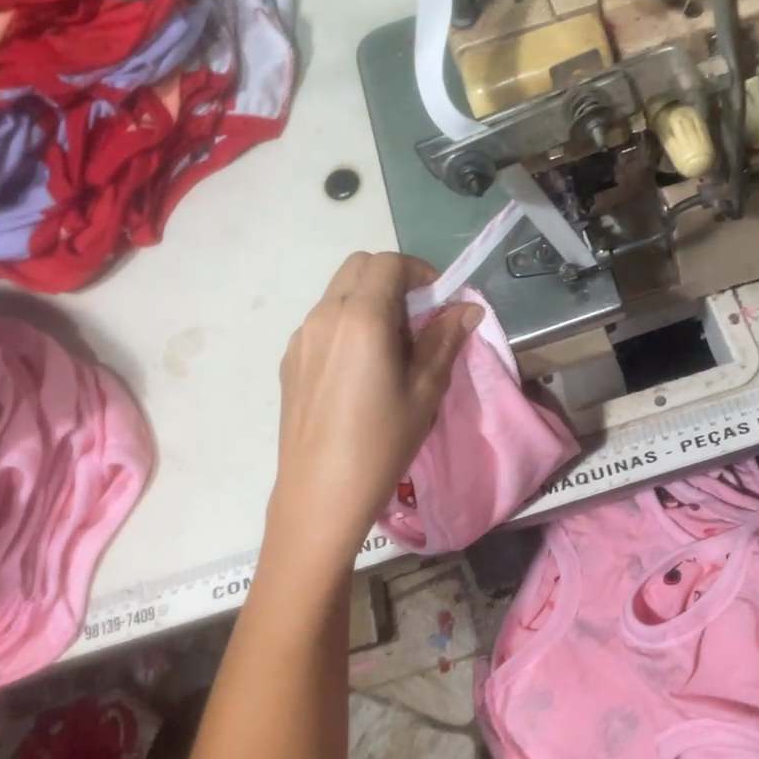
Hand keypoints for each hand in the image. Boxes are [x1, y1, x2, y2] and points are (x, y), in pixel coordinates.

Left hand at [269, 252, 478, 563]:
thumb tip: (468, 308)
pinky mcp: (290, 362)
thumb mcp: (425, 391)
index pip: (388, 264)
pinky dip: (349, 325)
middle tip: (419, 319)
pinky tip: (363, 372)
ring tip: (393, 350)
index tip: (439, 302)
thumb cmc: (381, 442)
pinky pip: (323, 323)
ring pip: (338, 294)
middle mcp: (324, 317)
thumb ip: (444, 340)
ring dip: (370, 302)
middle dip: (393, 280)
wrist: (321, 494)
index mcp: (360, 319)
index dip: (419, 272)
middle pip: (358, 267)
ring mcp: (301, 339)